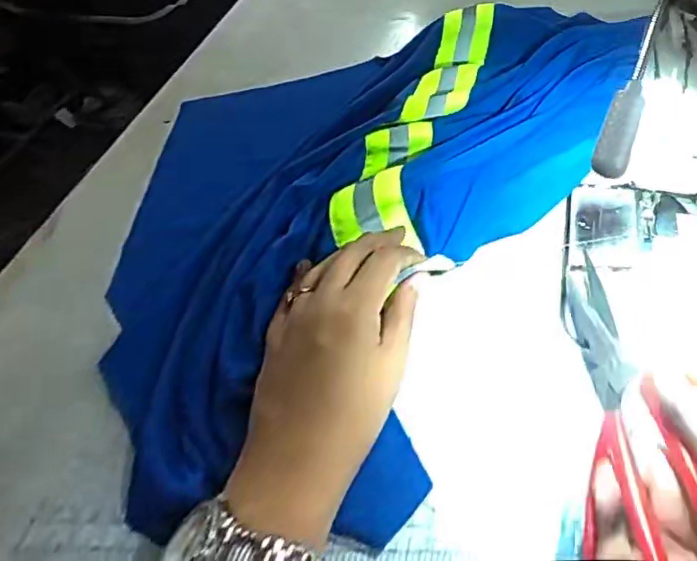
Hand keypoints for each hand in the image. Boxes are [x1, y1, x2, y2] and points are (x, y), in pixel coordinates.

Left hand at [224, 230, 421, 545]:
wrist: (295, 460)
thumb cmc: (358, 411)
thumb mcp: (393, 361)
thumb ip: (403, 313)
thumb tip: (412, 280)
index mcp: (354, 307)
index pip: (383, 261)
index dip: (406, 253)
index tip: (422, 258)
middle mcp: (320, 303)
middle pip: (350, 255)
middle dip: (377, 241)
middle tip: (398, 236)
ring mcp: (292, 318)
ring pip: (319, 267)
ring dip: (345, 252)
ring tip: (366, 249)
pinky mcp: (274, 335)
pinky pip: (291, 292)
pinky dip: (306, 274)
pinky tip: (310, 267)